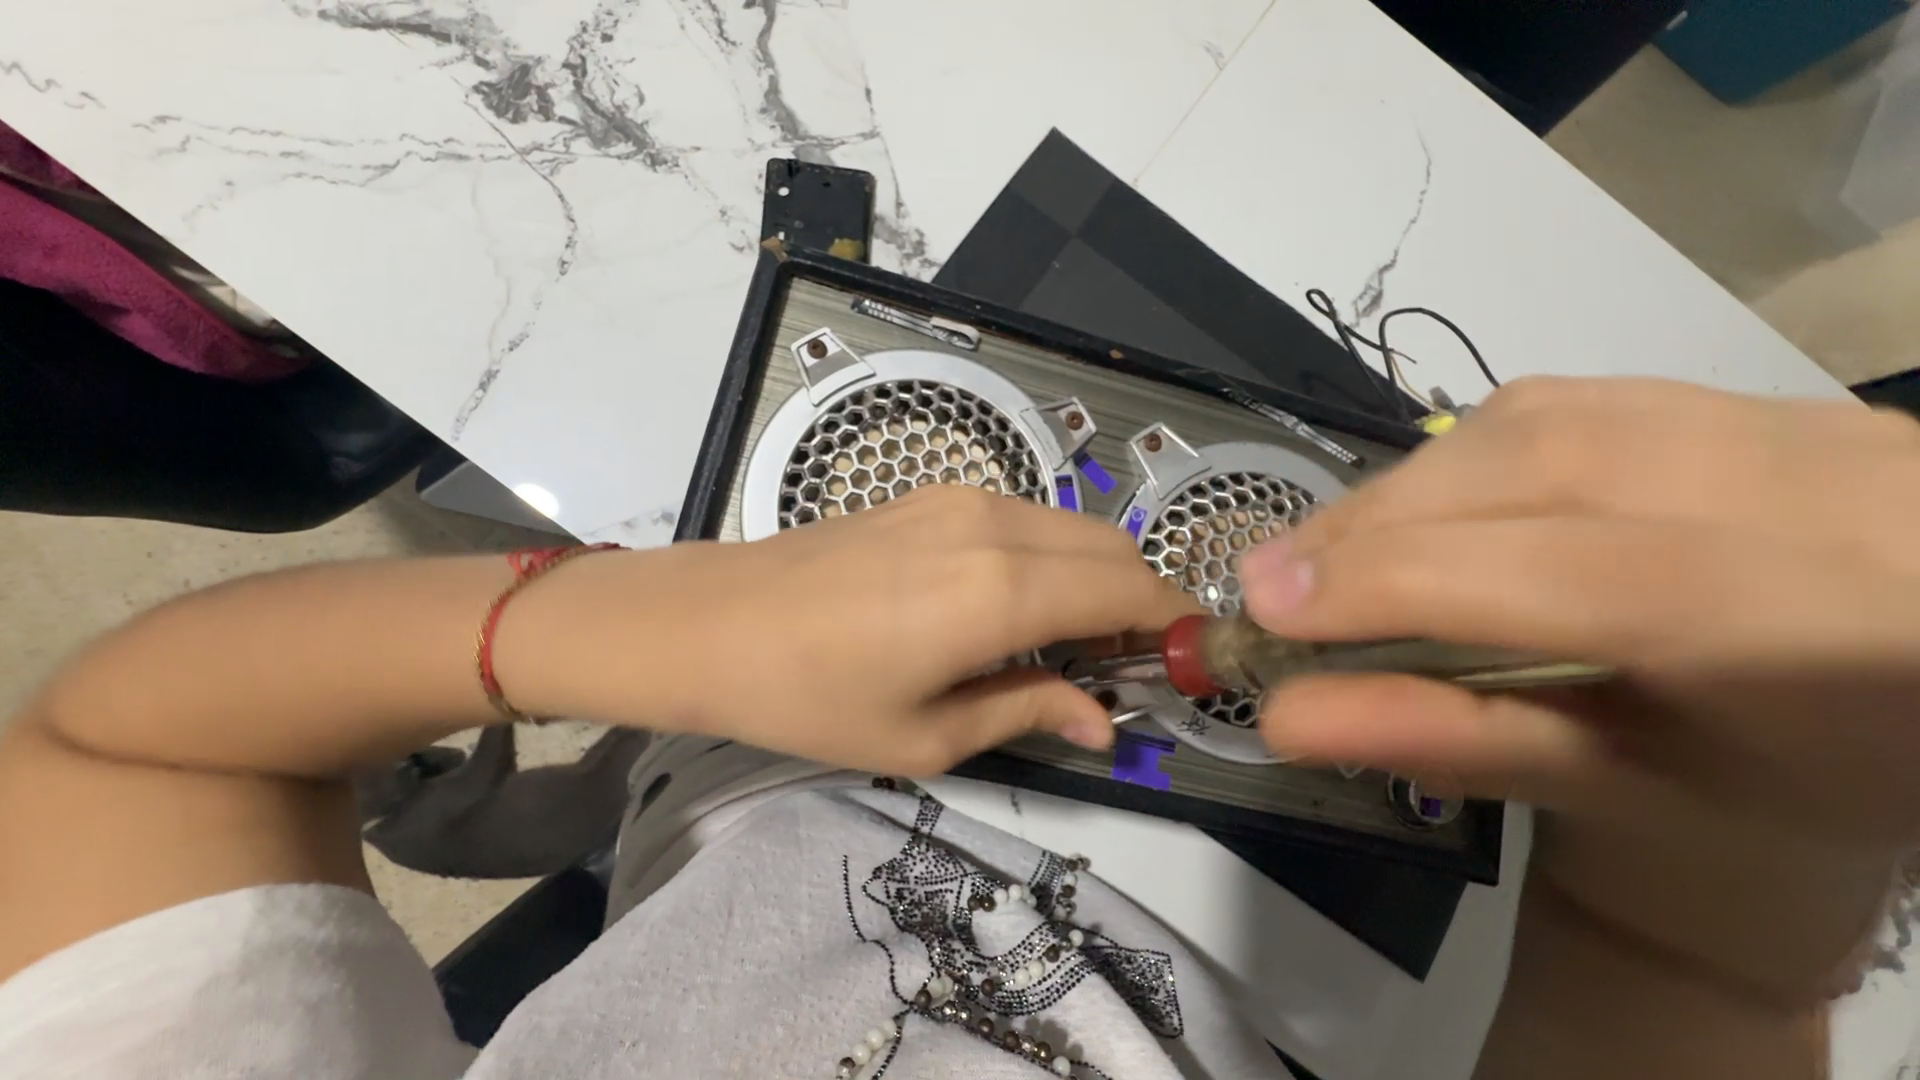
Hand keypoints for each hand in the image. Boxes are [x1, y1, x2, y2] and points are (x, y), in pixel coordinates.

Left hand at [502, 485, 1195, 775]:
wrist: (710, 622)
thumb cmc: (813, 696)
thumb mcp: (927, 734)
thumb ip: (1029, 711)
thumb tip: (1103, 720)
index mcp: (1005, 590)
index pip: (1130, 590)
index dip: (1170, 625)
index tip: (1184, 665)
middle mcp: (997, 525)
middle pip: (1113, 547)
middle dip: (1138, 601)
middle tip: (1123, 666)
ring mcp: (961, 499)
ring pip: (1071, 526)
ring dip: (1095, 576)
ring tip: (1068, 643)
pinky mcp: (931, 494)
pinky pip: (1025, 519)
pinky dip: (1051, 556)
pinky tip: (1016, 605)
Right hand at [1237, 377, 1919, 1002]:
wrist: (1883, 710)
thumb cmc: (1753, 800)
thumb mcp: (1621, 792)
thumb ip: (1455, 741)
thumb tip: (1287, 714)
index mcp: (1852, 636)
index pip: (1605, 579)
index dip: (1416, 582)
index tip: (1273, 608)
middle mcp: (1845, 496)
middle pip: (1556, 466)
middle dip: (1384, 523)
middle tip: (1270, 580)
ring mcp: (1794, 423)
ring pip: (1543, 420)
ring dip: (1405, 488)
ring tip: (1323, 552)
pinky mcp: (1733, 398)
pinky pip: (1558, 403)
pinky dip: (1453, 459)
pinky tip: (1416, 511)